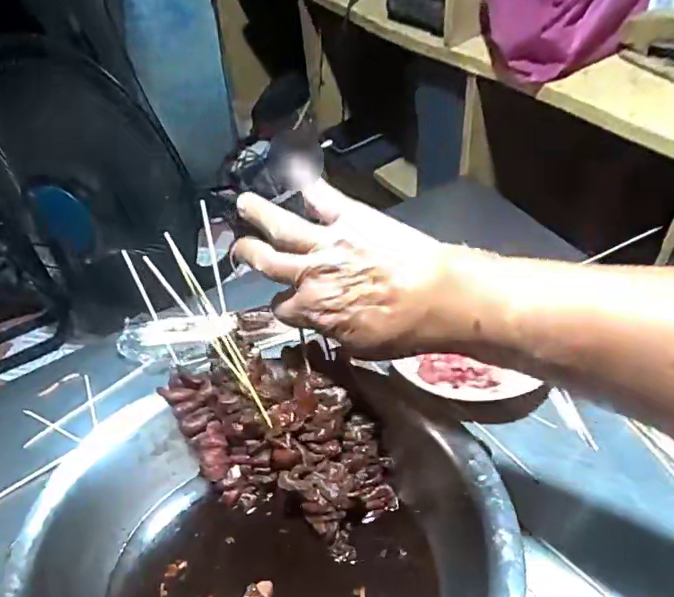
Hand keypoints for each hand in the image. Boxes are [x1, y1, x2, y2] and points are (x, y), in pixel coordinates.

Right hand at [231, 180, 474, 358]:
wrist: (433, 297)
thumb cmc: (401, 331)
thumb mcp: (359, 346)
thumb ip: (334, 331)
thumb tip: (327, 327)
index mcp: (311, 311)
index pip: (280, 307)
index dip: (280, 306)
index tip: (284, 303)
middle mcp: (309, 275)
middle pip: (266, 263)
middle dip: (247, 254)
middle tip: (239, 248)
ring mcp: (326, 242)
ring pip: (280, 226)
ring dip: (258, 213)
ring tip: (243, 203)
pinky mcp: (349, 216)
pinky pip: (320, 196)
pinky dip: (305, 183)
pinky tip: (292, 172)